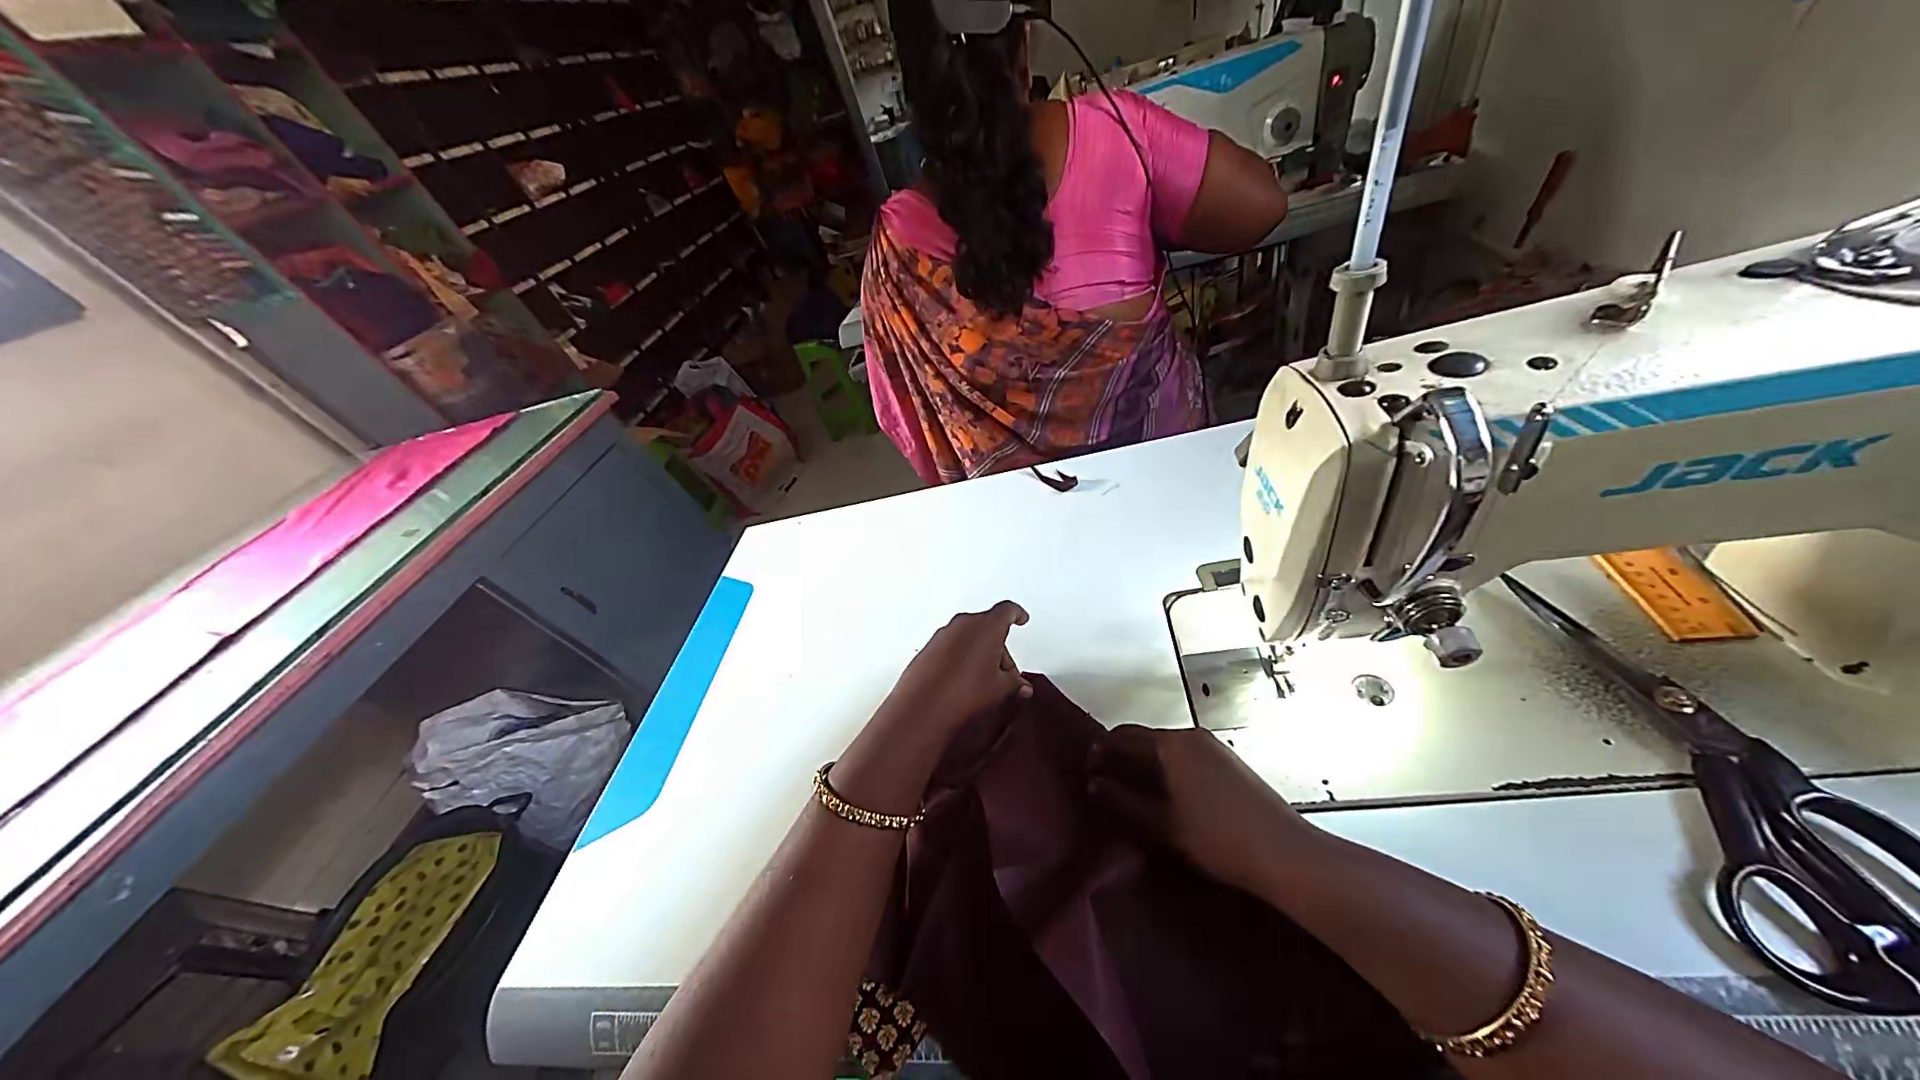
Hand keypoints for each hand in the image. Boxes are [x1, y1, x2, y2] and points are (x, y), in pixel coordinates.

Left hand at [874, 601, 1031, 737]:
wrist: (923, 706)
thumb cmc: (959, 691)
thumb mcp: (1000, 688)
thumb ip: (1016, 682)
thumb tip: (1019, 685)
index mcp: (986, 626)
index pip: (1008, 610)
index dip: (1017, 614)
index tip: (1021, 617)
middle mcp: (963, 624)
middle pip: (989, 628)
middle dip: (1000, 649)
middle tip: (1007, 674)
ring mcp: (943, 635)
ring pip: (970, 638)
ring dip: (981, 655)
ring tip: (985, 684)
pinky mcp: (929, 649)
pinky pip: (952, 648)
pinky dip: (962, 659)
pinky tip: (965, 684)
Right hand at [1088, 725, 1312, 893]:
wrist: (1284, 853)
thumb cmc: (1217, 837)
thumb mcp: (1163, 823)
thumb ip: (1124, 800)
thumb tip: (1094, 783)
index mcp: (1172, 744)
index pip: (1123, 737)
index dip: (1100, 751)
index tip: (1085, 770)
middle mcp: (1192, 736)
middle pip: (1145, 738)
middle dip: (1121, 756)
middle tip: (1102, 781)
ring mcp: (1214, 747)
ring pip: (1166, 748)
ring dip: (1144, 763)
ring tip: (1128, 790)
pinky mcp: (1229, 762)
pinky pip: (1186, 756)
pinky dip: (1166, 768)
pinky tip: (1164, 794)